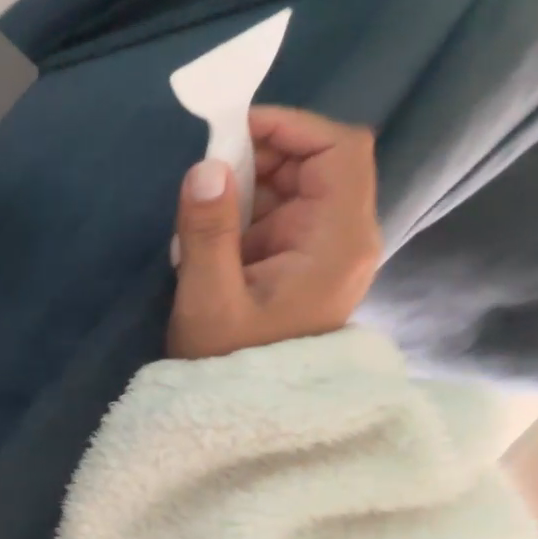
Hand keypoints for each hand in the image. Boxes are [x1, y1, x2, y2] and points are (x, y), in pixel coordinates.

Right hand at [168, 106, 381, 358]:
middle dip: (261, 150)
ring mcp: (319, 247)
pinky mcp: (294, 258)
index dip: (290, 126)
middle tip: (199, 167)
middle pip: (318, 161)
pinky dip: (242, 202)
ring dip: (247, 177)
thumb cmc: (230, 358)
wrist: (249, 412)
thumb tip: (206, 166)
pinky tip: (207, 223)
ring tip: (197, 201)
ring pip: (295, 183)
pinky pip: (277, 210)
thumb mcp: (208, 297)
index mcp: (336, 239)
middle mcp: (340, 235)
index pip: (340, 151)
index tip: (227, 128)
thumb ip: (208, 230)